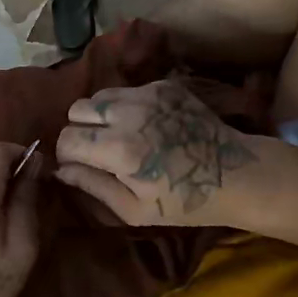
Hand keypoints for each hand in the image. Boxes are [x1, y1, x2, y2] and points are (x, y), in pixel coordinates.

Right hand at [54, 80, 258, 226]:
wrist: (236, 174)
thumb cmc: (183, 201)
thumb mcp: (133, 210)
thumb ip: (92, 186)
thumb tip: (60, 170)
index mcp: (119, 150)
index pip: (67, 139)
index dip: (67, 155)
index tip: (79, 165)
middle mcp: (128, 114)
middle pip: (77, 110)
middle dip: (79, 130)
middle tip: (97, 150)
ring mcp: (147, 95)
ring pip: (98, 96)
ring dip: (99, 116)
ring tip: (118, 135)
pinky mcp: (162, 86)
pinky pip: (124, 91)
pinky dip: (124, 107)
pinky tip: (143, 125)